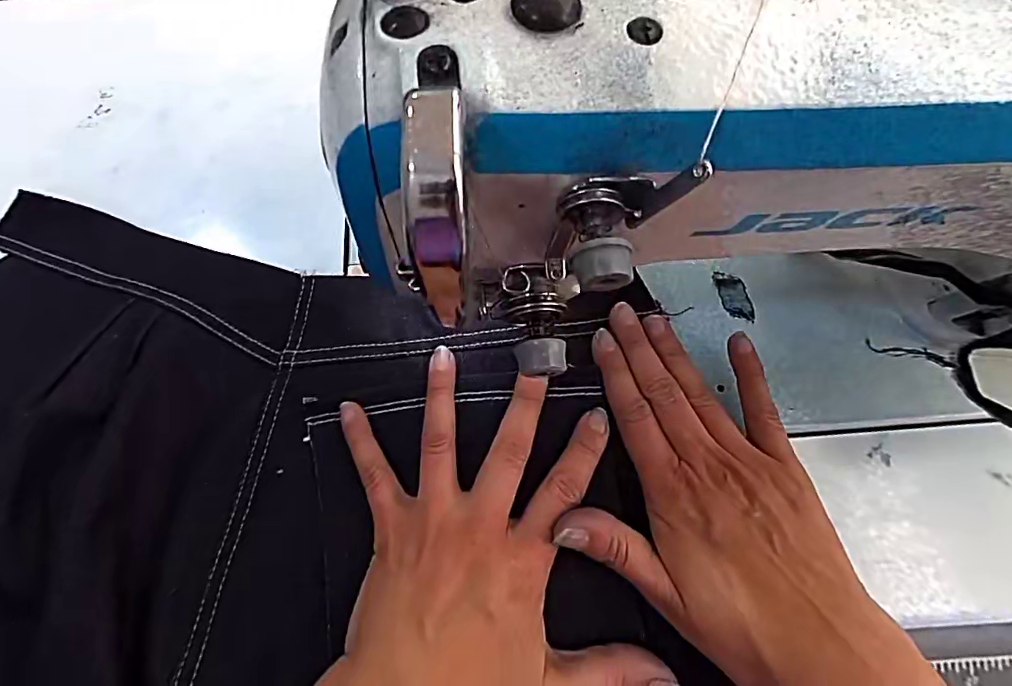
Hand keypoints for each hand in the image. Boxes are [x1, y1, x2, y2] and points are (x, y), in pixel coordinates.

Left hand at [317, 345, 676, 685]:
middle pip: (509, 450)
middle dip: (526, 403)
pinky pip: (374, 476)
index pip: (564, 491)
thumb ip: (608, 669)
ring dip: (441, 397)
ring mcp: (435, 519)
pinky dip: (361, 442)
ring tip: (444, 359)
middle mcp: (480, 525)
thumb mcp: (548, 680)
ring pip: (441, 443)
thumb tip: (661, 675)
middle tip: (535, 365)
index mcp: (521, 556)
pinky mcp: (392, 527)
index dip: (584, 451)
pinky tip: (350, 411)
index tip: (597, 415)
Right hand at [553, 306, 942, 685]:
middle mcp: (707, 465)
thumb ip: (617, 549)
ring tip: (658, 322)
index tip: (605, 342)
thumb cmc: (746, 627)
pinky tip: (739, 345)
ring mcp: (746, 459)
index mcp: (675, 494)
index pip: (635, 416)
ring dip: (675, 353)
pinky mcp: (782, 464)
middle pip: (663, 392)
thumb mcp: (668, 597)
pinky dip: (749, 373)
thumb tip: (565, 520)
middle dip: (639, 347)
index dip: (617, 373)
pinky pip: (762, 408)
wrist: (820, 644)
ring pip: (700, 393)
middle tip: (624, 313)